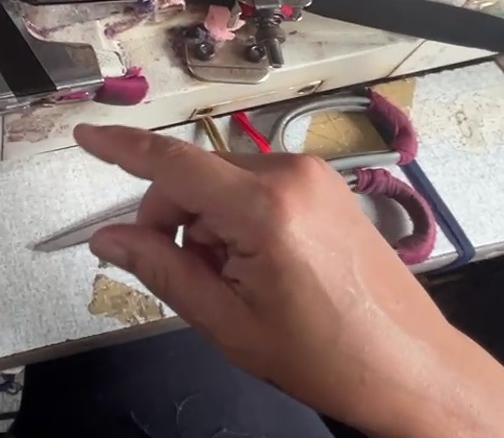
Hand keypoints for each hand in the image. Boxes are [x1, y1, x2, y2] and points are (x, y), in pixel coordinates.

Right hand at [74, 124, 503, 437]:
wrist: (418, 370)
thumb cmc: (324, 356)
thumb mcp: (229, 323)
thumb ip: (160, 270)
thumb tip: (105, 240)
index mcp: (264, 210)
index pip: (172, 163)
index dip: (120, 147)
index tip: (85, 134)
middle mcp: (287, 174)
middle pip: (191, 176)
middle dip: (170, 217)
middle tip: (182, 272)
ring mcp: (309, 172)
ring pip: (218, 179)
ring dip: (204, 218)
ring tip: (232, 275)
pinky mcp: (320, 180)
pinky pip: (249, 182)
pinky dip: (233, 213)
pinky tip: (255, 258)